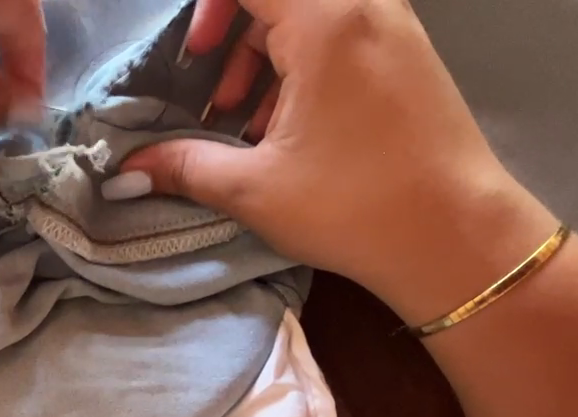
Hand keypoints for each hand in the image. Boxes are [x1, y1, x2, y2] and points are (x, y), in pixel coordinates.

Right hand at [115, 0, 557, 322]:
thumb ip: (184, 166)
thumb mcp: (253, 189)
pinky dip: (299, 72)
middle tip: (216, 106)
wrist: (450, 234)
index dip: (208, 9)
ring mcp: (393, 28)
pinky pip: (339, 38)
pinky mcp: (405, 58)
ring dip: (263, 62)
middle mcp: (365, 6)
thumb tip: (127, 167)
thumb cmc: (349, 205)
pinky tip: (288, 135)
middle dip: (232, 40)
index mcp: (325, 21)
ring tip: (248, 131)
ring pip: (309, 18)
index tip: (193, 60)